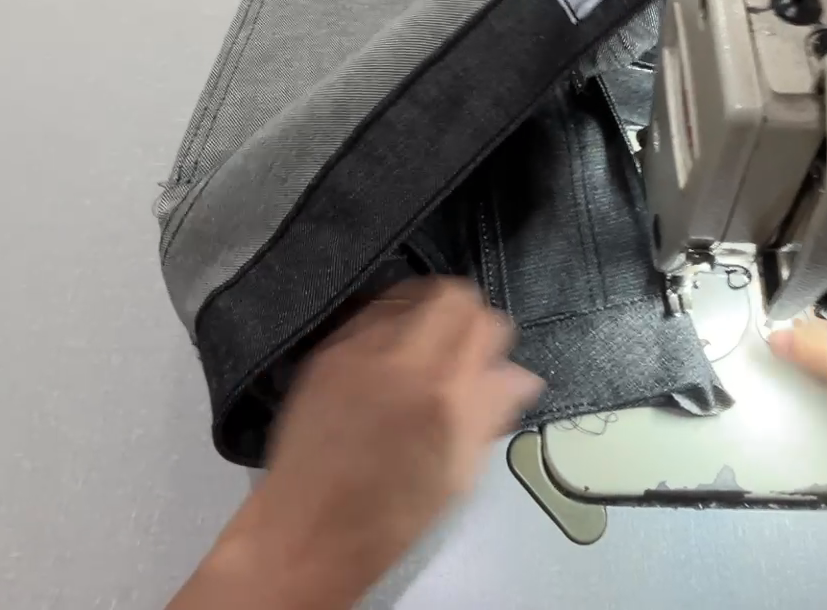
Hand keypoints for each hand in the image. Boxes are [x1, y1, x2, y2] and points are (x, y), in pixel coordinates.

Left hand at [174, 278, 543, 609]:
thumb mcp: (459, 475)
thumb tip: (520, 373)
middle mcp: (403, 361)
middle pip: (451, 295)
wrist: (306, 534)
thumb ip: (493, 412)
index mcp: (444, 396)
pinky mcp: (327, 351)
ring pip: (411, 293)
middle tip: (463, 340)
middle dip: (466, 312)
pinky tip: (392, 350)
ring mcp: (359, 350)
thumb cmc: (392, 518)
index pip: (487, 323)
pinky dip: (393, 321)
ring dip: (428, 311)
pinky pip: (373, 311)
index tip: (492, 352)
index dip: (496, 333)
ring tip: (428, 342)